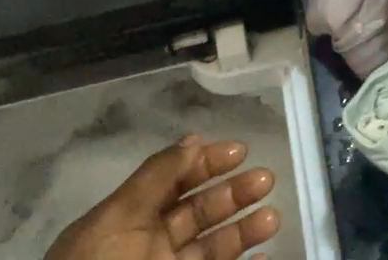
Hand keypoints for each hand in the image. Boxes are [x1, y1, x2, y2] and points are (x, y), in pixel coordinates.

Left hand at [45, 135, 280, 259]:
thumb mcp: (115, 220)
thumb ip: (155, 178)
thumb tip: (193, 139)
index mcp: (131, 221)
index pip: (174, 181)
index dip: (205, 163)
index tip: (240, 151)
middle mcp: (151, 248)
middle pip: (199, 213)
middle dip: (233, 193)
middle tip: (266, 179)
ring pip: (212, 249)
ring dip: (244, 231)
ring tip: (272, 218)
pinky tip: (264, 259)